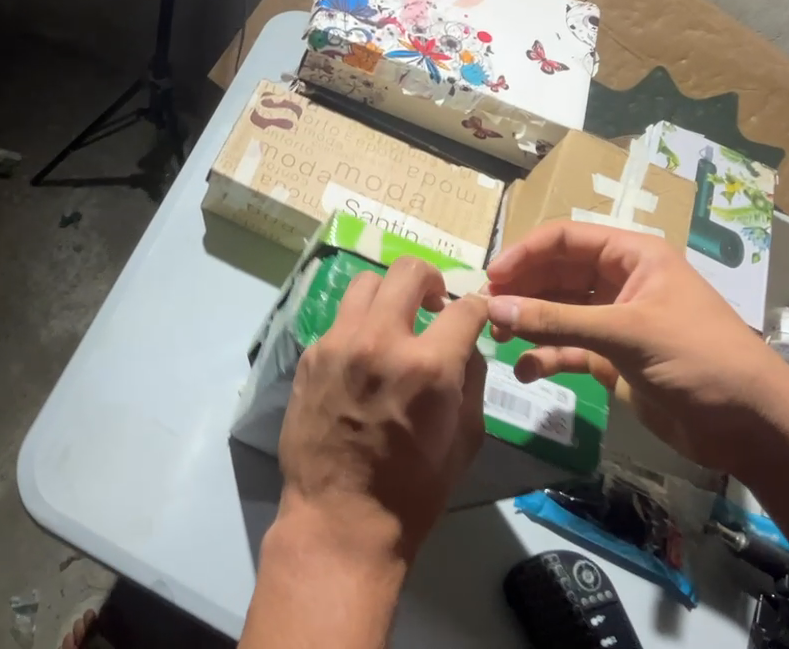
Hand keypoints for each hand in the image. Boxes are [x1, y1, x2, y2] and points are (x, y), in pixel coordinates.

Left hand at [276, 257, 492, 563]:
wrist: (340, 515)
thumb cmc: (414, 488)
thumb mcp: (466, 438)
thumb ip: (470, 378)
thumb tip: (466, 343)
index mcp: (428, 366)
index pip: (463, 308)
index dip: (476, 306)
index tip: (474, 313)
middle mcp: (380, 341)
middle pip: (407, 272)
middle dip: (430, 280)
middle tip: (434, 304)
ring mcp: (338, 343)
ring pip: (365, 283)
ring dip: (388, 294)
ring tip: (396, 319)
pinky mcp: (311, 354)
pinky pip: (340, 320)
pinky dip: (359, 326)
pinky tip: (364, 356)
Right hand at [485, 221, 788, 475]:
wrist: (755, 429)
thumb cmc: (700, 360)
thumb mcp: (625, 334)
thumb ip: (555, 321)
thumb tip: (492, 309)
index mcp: (632, 257)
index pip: (564, 239)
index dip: (524, 253)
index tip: (490, 277)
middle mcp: (620, 281)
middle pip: (555, 273)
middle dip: (520, 289)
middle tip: (486, 310)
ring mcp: (615, 320)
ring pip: (556, 310)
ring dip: (527, 322)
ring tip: (497, 339)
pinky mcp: (613, 358)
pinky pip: (567, 347)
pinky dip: (544, 356)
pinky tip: (525, 370)